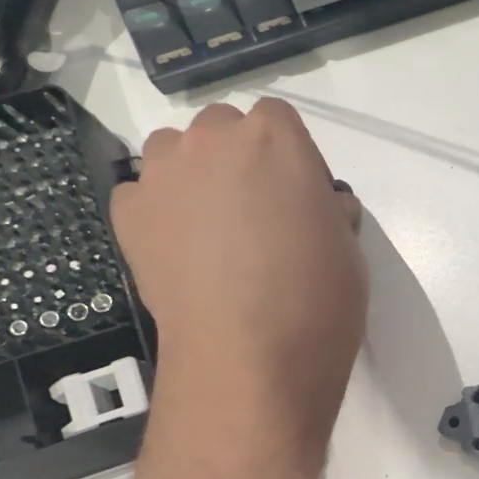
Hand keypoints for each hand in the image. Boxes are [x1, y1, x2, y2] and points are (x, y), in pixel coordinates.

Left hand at [111, 99, 366, 455]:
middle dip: (242, 161)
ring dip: (199, 180)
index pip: (279, 120)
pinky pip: (147, 194)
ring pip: (178, 155)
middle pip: (224, 129)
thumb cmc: (319, 305)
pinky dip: (165, 213)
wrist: (249, 358)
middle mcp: (212, 142)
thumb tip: (317, 209)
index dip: (294, 158)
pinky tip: (188, 255)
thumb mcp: (351, 255)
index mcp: (277, 143)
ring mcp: (161, 173)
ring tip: (220, 236)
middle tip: (263, 218)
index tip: (305, 200)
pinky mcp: (128, 210)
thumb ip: (329, 214)